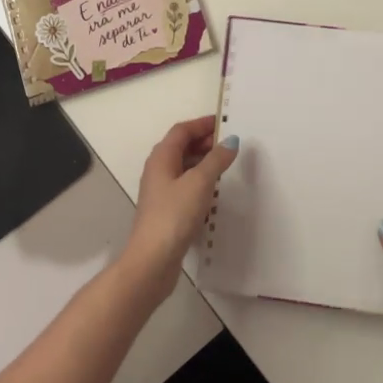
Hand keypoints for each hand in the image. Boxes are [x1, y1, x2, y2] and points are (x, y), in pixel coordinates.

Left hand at [119, 116, 237, 303]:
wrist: (153, 259)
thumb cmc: (174, 215)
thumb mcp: (199, 182)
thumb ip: (216, 160)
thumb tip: (230, 141)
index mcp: (161, 158)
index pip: (181, 131)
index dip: (202, 124)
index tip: (225, 123)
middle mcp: (158, 170)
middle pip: (181, 147)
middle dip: (204, 142)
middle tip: (230, 144)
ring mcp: (161, 191)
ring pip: (183, 167)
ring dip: (203, 162)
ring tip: (227, 165)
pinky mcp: (166, 210)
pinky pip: (185, 186)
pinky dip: (200, 181)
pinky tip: (215, 192)